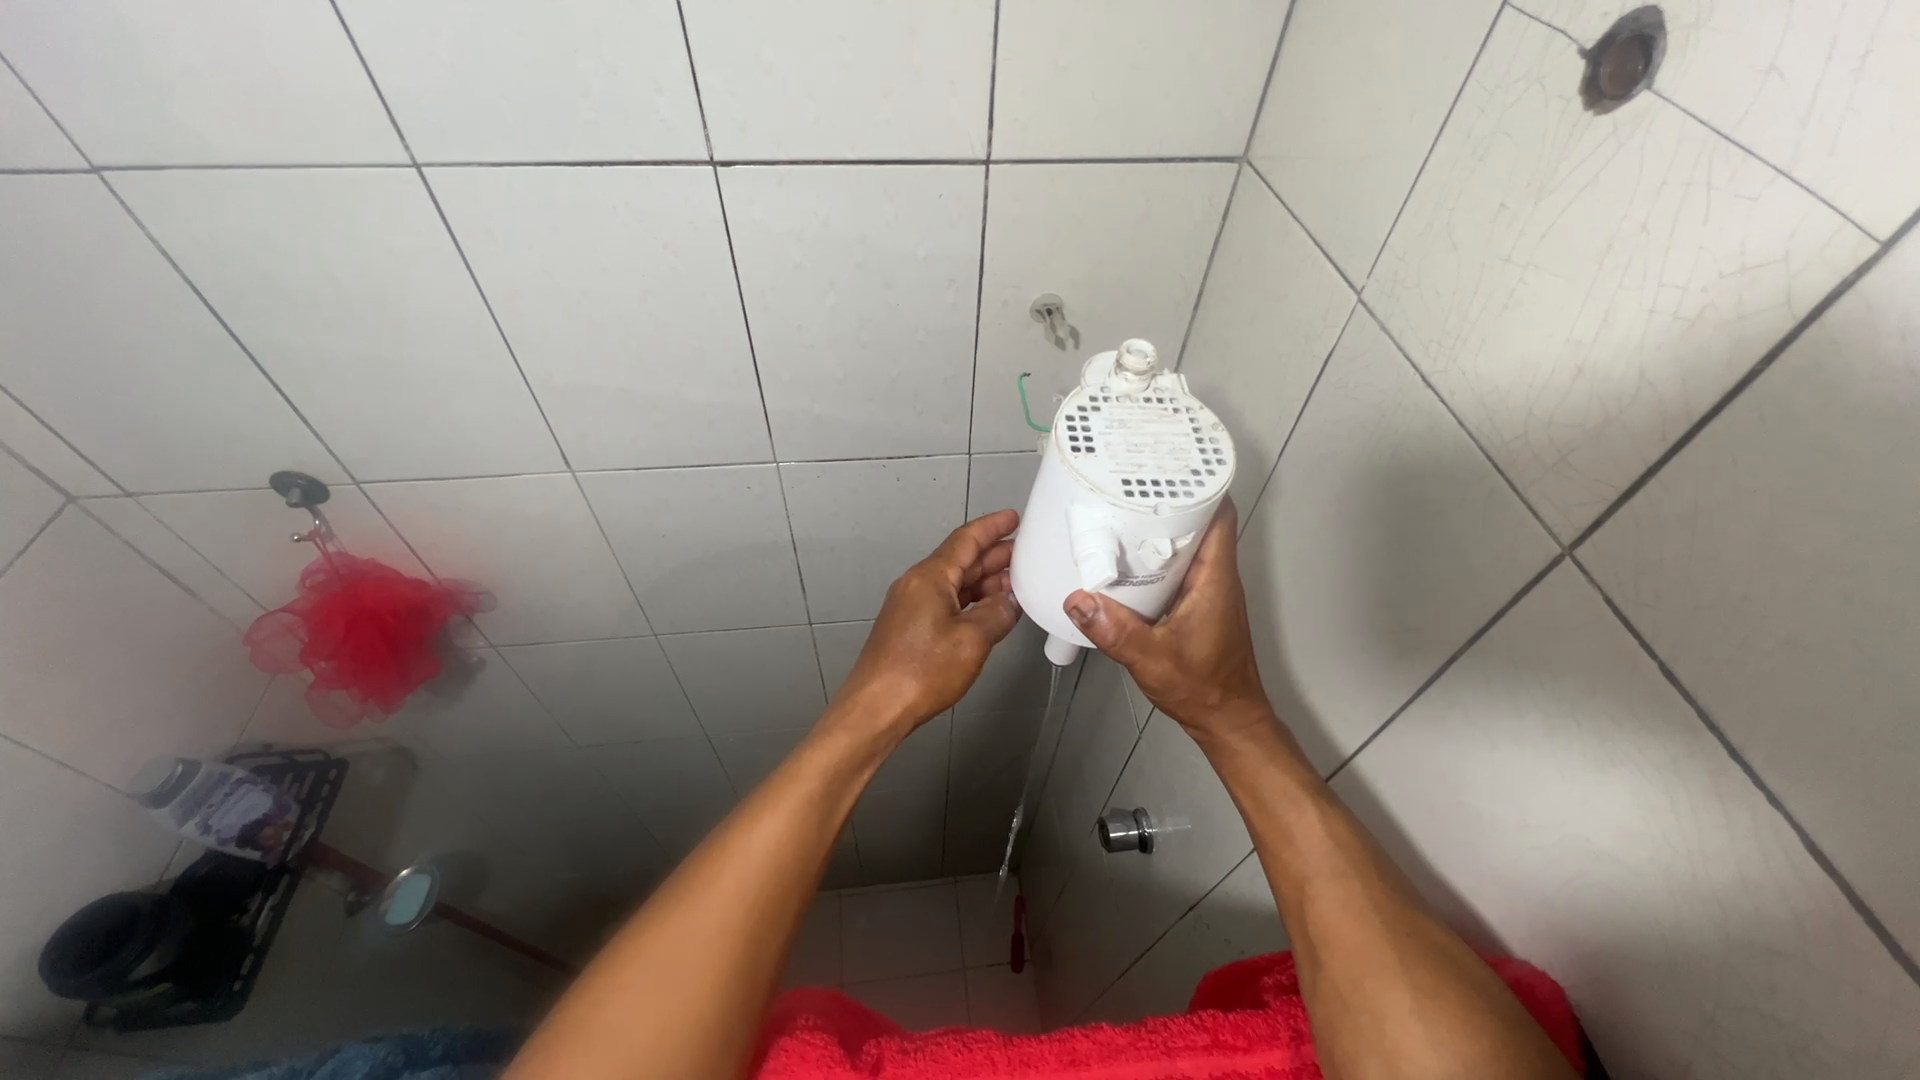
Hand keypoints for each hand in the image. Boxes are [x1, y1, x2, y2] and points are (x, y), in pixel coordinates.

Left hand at [835, 510, 1022, 736]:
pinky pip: (945, 602)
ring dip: (984, 582)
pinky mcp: (909, 627)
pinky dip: (970, 602)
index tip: (1013, 518)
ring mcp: (910, 606)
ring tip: (1015, 584)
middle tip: (1025, 554)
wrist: (876, 708)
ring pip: (954, 583)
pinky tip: (988, 612)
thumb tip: (1010, 603)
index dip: (992, 527)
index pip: (966, 540)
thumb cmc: (920, 672)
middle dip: (994, 556)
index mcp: (930, 577)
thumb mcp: (972, 640)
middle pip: (960, 560)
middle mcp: (917, 585)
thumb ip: (997, 615)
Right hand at [1063, 497, 1271, 742]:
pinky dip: (1156, 557)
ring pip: (1187, 544)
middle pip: (1199, 522)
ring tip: (1121, 515)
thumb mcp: (1152, 659)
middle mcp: (1216, 576)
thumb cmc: (1203, 688)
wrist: (1227, 720)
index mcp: (1215, 577)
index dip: (1197, 485)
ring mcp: (1208, 590)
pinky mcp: (1198, 604)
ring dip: (1160, 530)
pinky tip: (1126, 562)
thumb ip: (1115, 630)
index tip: (1164, 470)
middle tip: (1128, 488)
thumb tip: (1076, 599)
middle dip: (1167, 502)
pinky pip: (1178, 567)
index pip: (1219, 513)